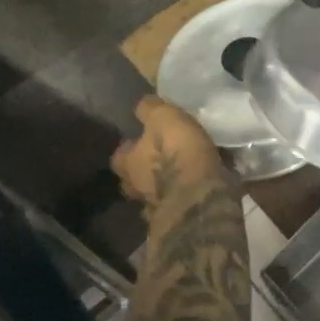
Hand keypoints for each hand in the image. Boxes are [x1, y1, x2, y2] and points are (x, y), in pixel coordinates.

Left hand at [111, 96, 225, 208]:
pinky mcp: (180, 216)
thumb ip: (150, 110)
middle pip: (133, 180)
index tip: (140, 140)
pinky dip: (184, 196)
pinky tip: (197, 188)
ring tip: (182, 173)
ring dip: (164, 185)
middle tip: (159, 158)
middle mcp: (137, 188)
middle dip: (144, 171)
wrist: (201, 195)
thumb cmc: (177, 152)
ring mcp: (157, 206)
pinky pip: (179, 203)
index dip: (128, 148)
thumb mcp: (163, 118)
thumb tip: (141, 103)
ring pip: (155, 194)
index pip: (119, 156)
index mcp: (129, 164)